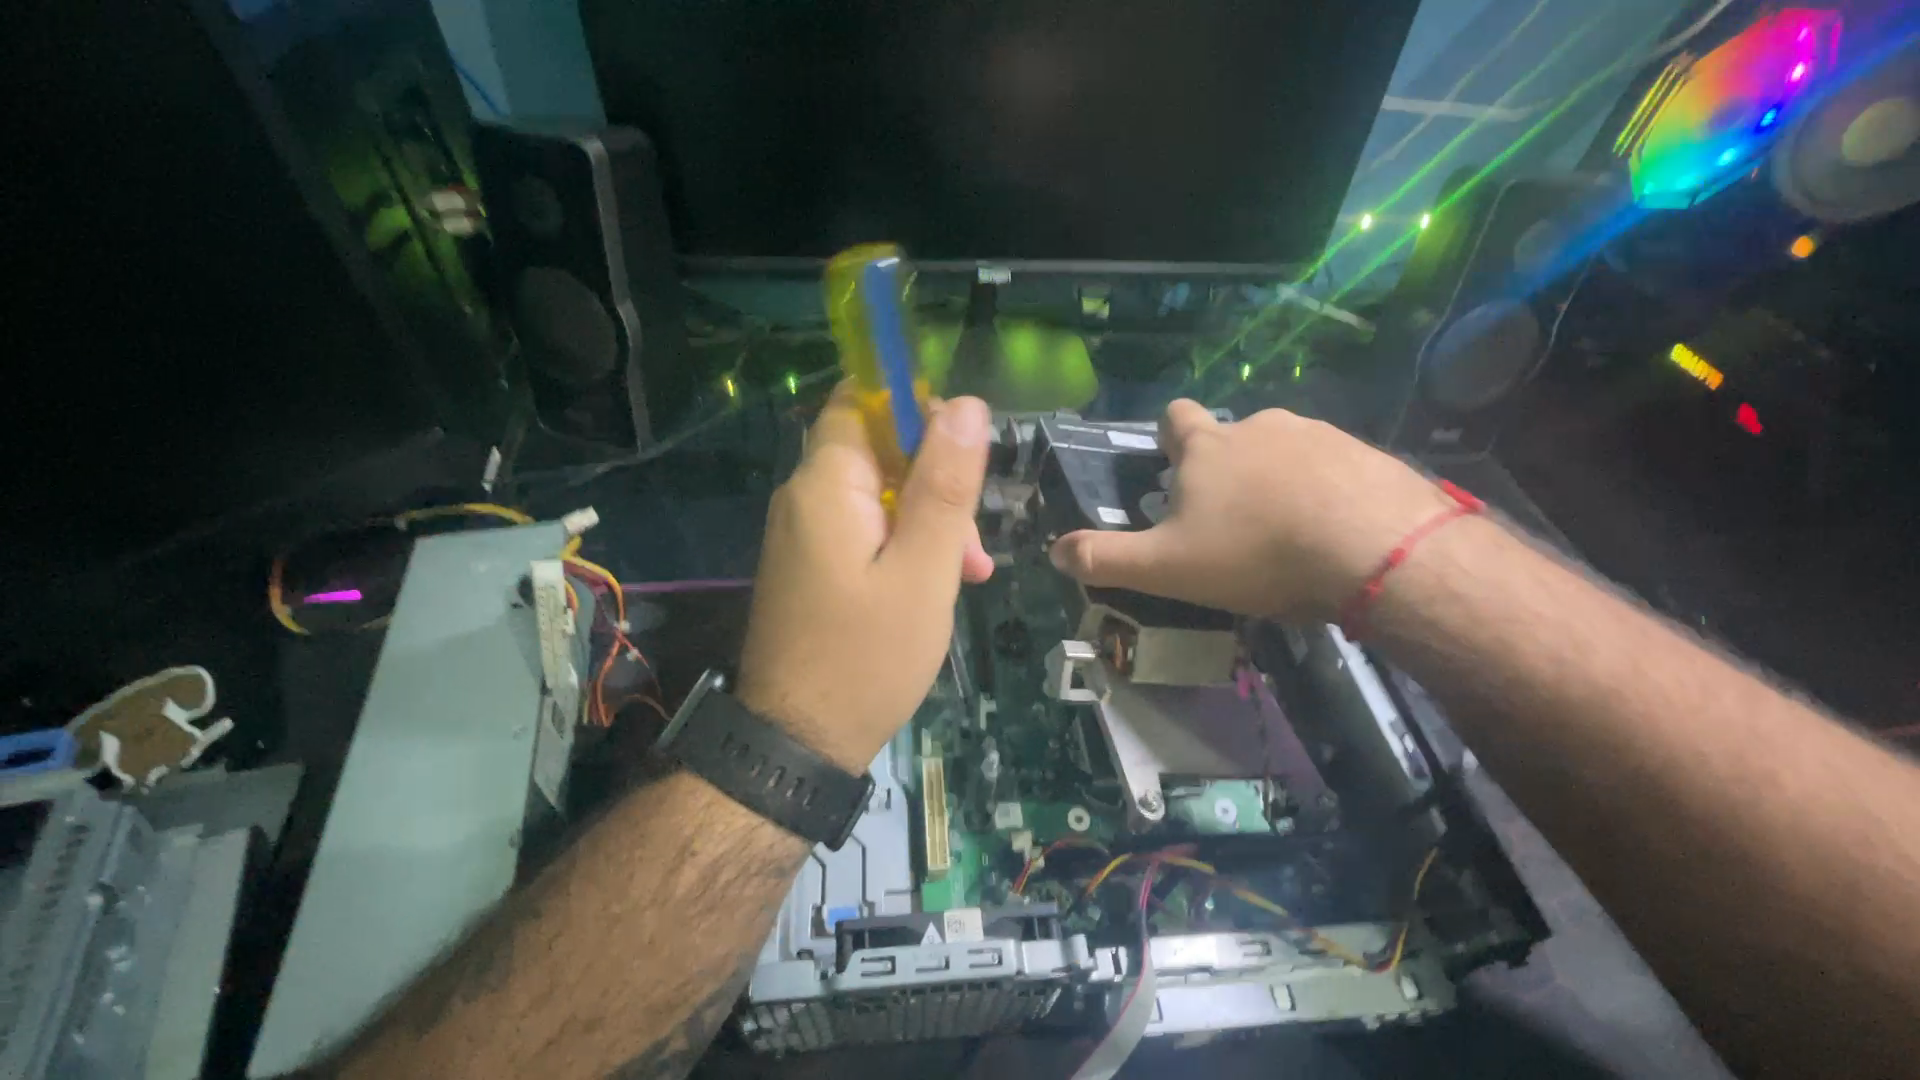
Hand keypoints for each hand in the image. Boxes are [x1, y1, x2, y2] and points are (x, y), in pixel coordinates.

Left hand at [736, 391, 993, 770]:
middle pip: (877, 451)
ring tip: (970, 571)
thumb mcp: (924, 570)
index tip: (963, 452)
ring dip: (928, 520)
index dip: (915, 410)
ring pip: (878, 495)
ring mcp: (803, 535)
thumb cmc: (868, 657)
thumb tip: (965, 403)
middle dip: (935, 481)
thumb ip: (945, 485)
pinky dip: (904, 546)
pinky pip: (863, 532)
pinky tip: (939, 584)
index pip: (861, 401)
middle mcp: (804, 498)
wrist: (798, 744)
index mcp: (826, 485)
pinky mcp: (810, 567)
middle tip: (973, 540)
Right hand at [1048, 400, 1453, 621]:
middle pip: (1231, 437)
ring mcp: (1318, 433)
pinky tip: (1332, 532)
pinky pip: (1332, 466)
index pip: (1175, 417)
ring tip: (1285, 533)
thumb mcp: (1167, 567)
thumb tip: (1055, 551)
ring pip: (1283, 451)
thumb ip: (1107, 559)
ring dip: (1277, 480)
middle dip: (1225, 470)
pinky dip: (1324, 490)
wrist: (1375, 550)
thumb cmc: (1256, 553)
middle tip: (1229, 522)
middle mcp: (1260, 425)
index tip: (1172, 470)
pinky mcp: (1366, 453)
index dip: (1169, 439)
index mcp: (1207, 446)